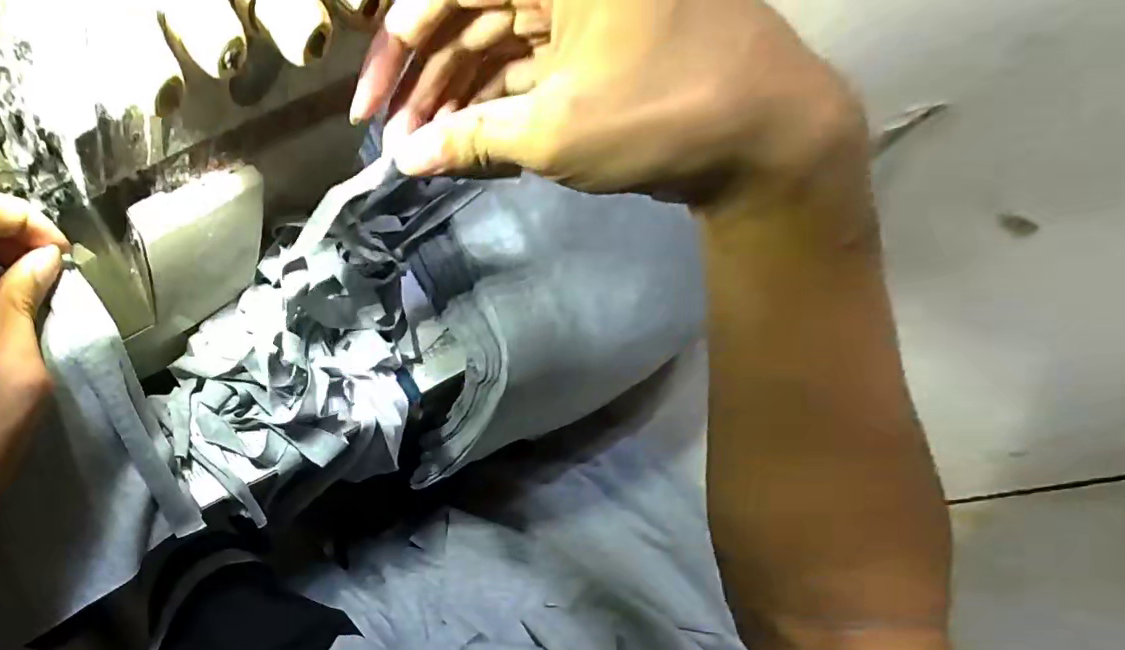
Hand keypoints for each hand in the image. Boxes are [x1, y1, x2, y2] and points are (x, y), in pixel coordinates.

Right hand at [351, 0, 866, 211]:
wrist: (755, 135)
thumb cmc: (658, 113)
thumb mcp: (549, 131)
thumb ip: (467, 138)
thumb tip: (404, 159)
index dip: (400, 43)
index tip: (368, 105)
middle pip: (466, 8)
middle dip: (420, 79)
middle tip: (386, 139)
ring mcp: (576, 3)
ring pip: (487, 41)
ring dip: (447, 99)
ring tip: (414, 154)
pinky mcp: (585, 40)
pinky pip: (516, 64)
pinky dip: (483, 104)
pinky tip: (451, 144)